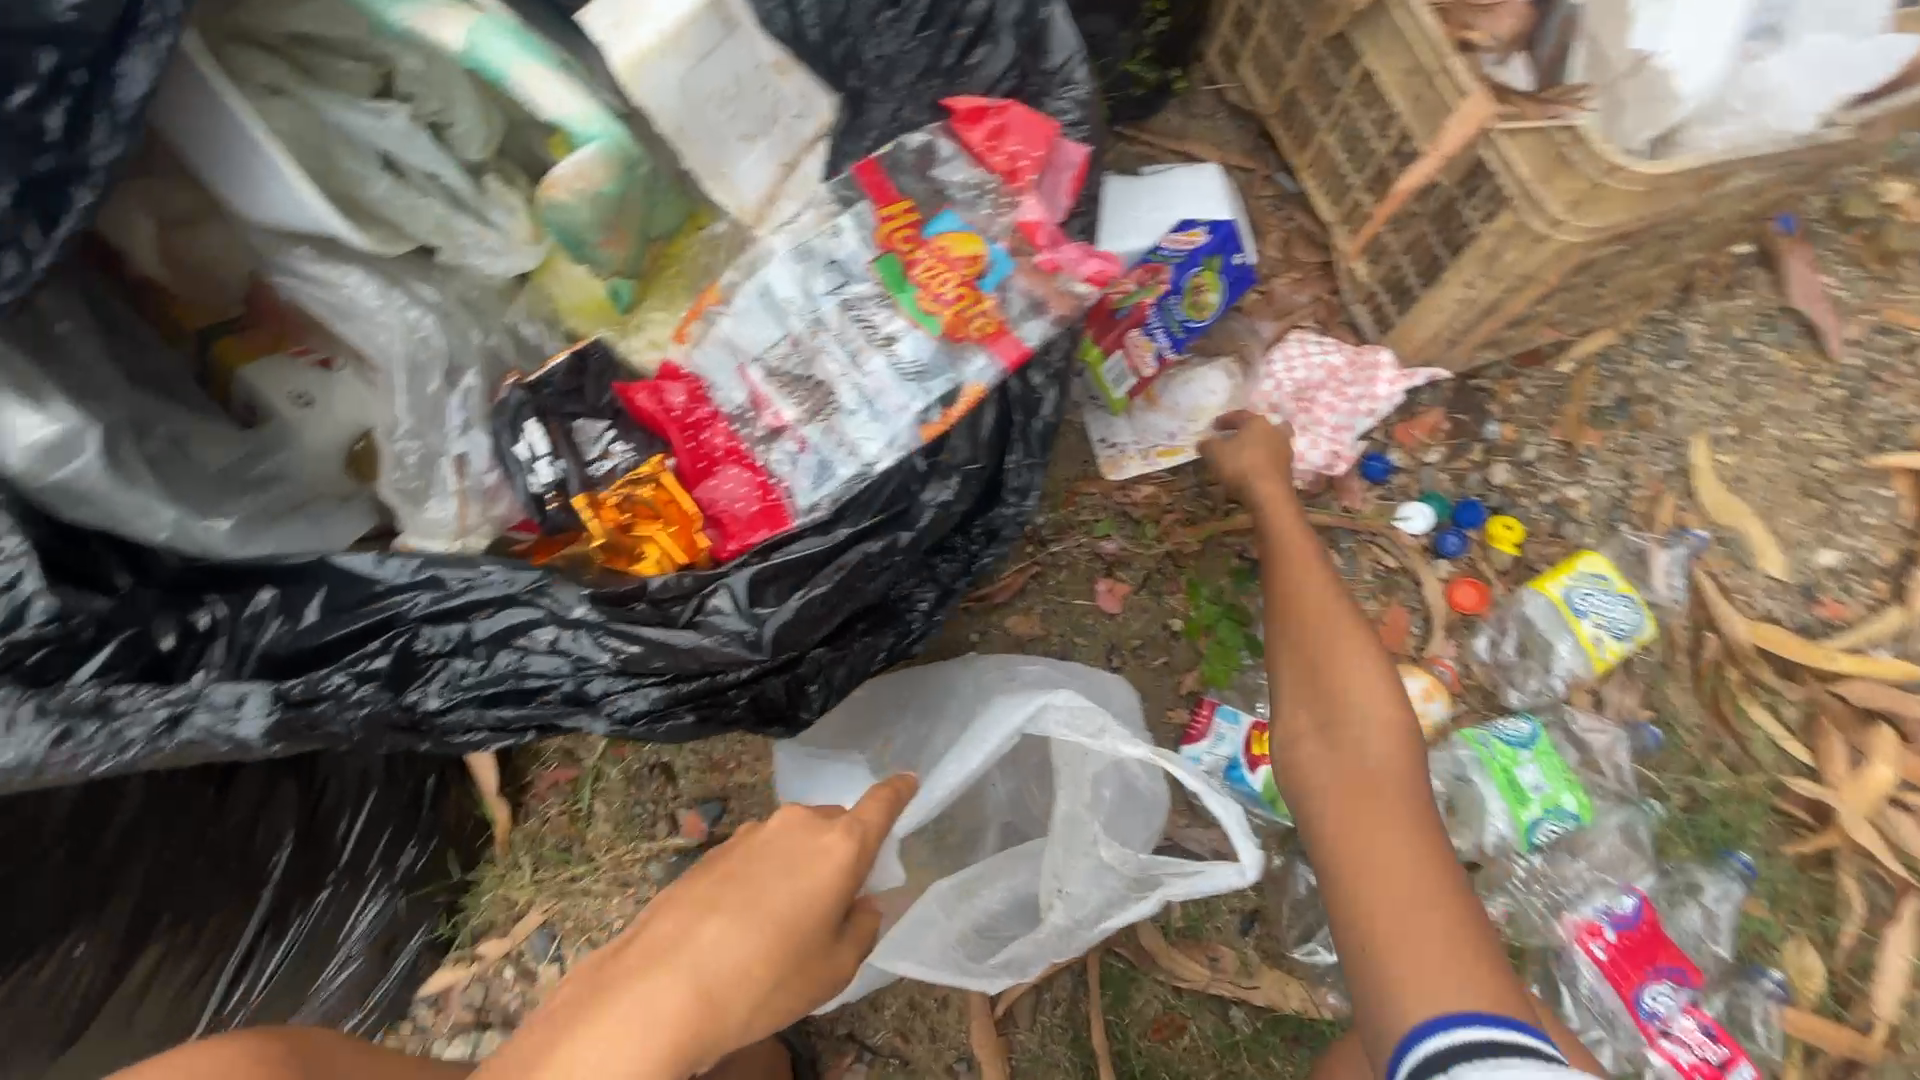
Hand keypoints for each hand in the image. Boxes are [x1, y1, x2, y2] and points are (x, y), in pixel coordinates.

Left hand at [476, 774, 918, 1079]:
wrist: (664, 985)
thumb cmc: (768, 977)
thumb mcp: (835, 968)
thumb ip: (861, 926)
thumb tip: (860, 903)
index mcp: (840, 845)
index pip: (882, 803)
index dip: (899, 791)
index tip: (910, 780)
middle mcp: (799, 824)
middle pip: (836, 826)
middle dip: (843, 852)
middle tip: (835, 902)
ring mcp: (753, 832)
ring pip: (795, 839)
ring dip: (800, 865)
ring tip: (782, 922)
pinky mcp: (716, 848)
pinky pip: (759, 854)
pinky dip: (764, 876)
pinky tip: (743, 923)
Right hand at [1199, 410, 1294, 506]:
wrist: (1268, 494)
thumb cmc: (1239, 466)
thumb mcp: (1213, 453)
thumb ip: (1207, 444)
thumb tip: (1204, 443)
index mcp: (1257, 422)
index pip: (1239, 415)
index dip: (1225, 420)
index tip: (1214, 426)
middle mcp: (1274, 431)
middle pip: (1261, 426)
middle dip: (1249, 430)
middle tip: (1237, 437)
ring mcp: (1284, 449)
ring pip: (1269, 442)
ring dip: (1257, 446)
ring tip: (1243, 455)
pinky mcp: (1288, 468)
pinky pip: (1271, 459)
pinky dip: (1262, 461)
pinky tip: (1251, 469)